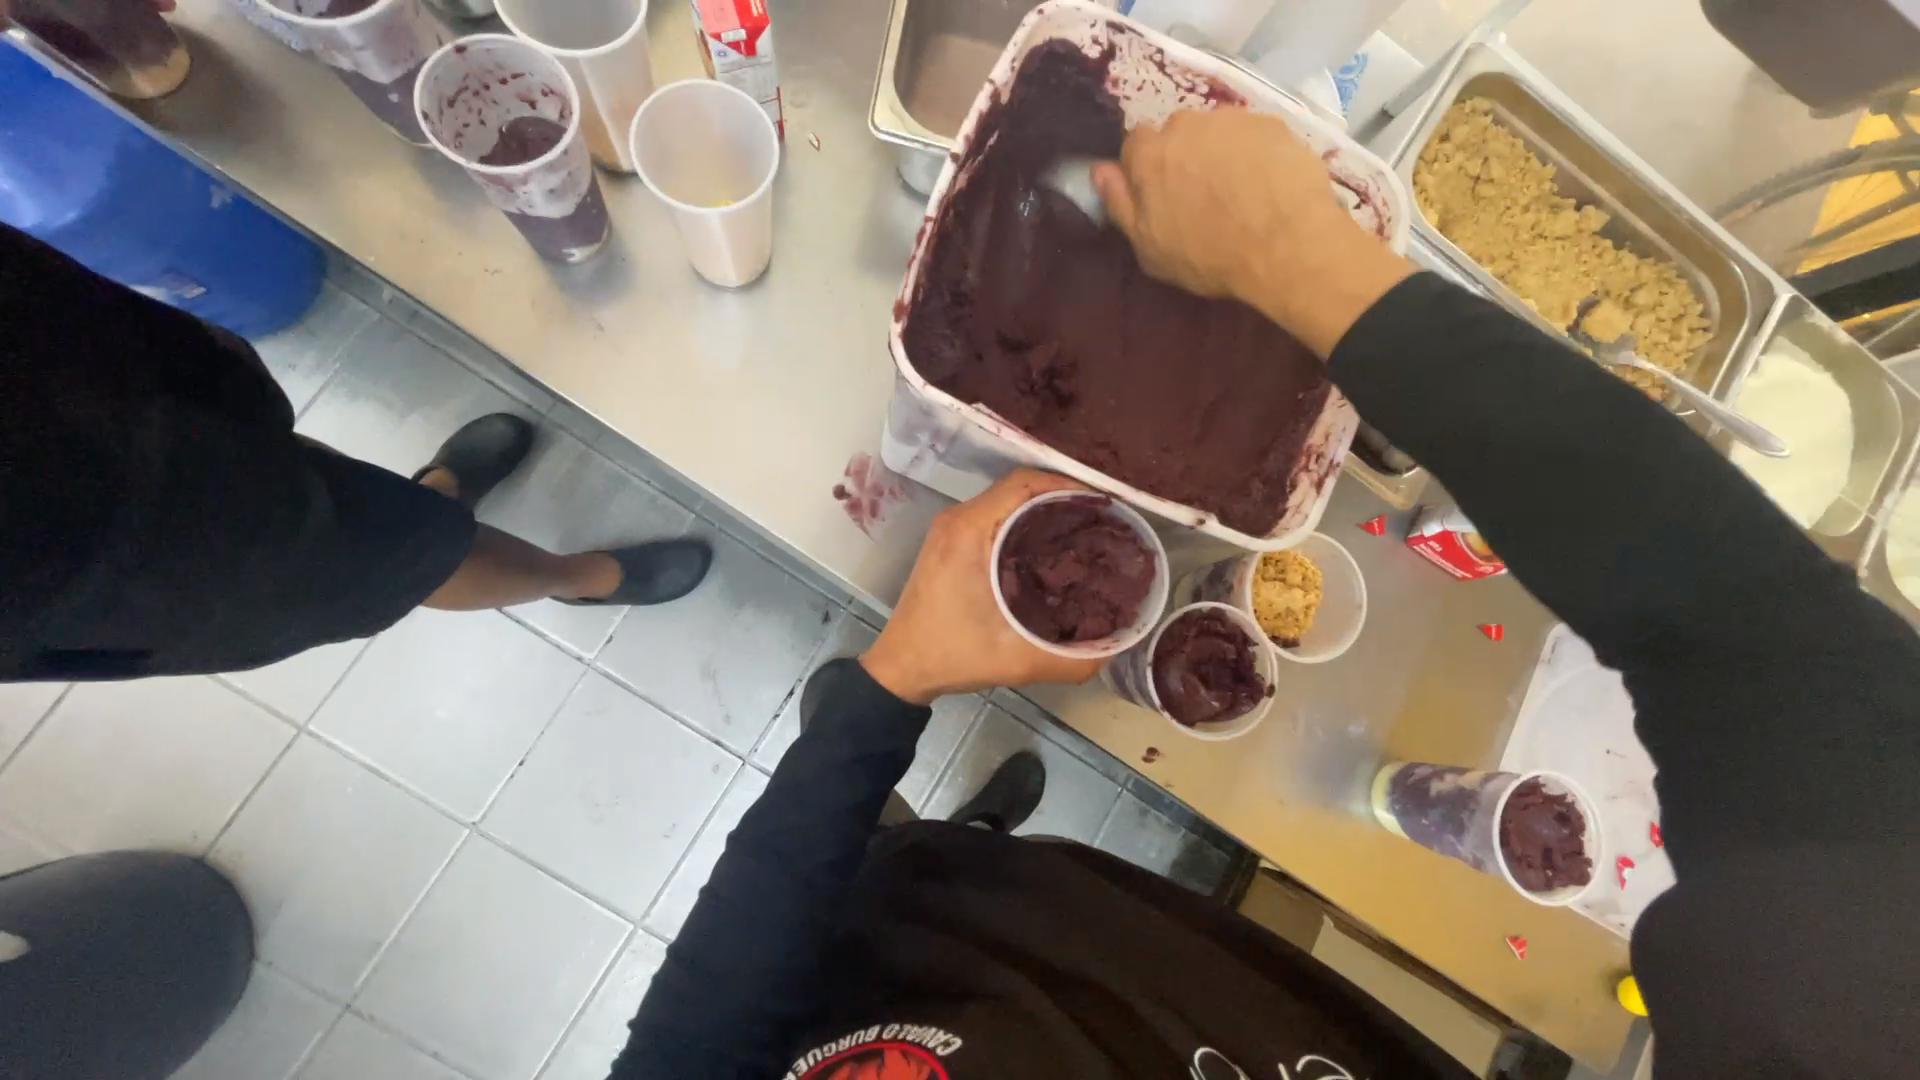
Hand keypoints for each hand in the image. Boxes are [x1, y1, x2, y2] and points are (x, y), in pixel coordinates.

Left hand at [861, 469, 1106, 704]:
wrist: (901, 668)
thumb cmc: (951, 655)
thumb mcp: (1016, 660)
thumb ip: (1070, 660)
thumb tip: (1116, 647)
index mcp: (969, 530)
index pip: (1023, 483)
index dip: (1067, 486)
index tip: (1103, 505)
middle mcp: (958, 520)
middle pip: (1017, 488)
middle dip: (1062, 498)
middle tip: (1102, 521)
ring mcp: (951, 530)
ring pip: (1005, 501)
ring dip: (1042, 509)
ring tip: (1084, 531)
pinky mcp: (950, 543)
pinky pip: (994, 517)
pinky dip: (1023, 522)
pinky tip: (1050, 547)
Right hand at [1091, 108, 1414, 356]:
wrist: (1284, 244)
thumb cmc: (1207, 255)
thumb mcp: (1149, 247)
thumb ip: (1119, 205)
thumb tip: (1100, 171)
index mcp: (1149, 155)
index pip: (1134, 146)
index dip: (1144, 170)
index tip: (1158, 196)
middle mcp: (1186, 124)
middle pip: (1176, 134)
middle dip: (1182, 157)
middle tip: (1198, 196)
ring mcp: (1232, 119)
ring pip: (1214, 132)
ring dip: (1218, 153)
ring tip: (1236, 192)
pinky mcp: (1272, 122)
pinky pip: (1251, 134)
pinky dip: (1252, 153)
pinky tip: (1263, 185)